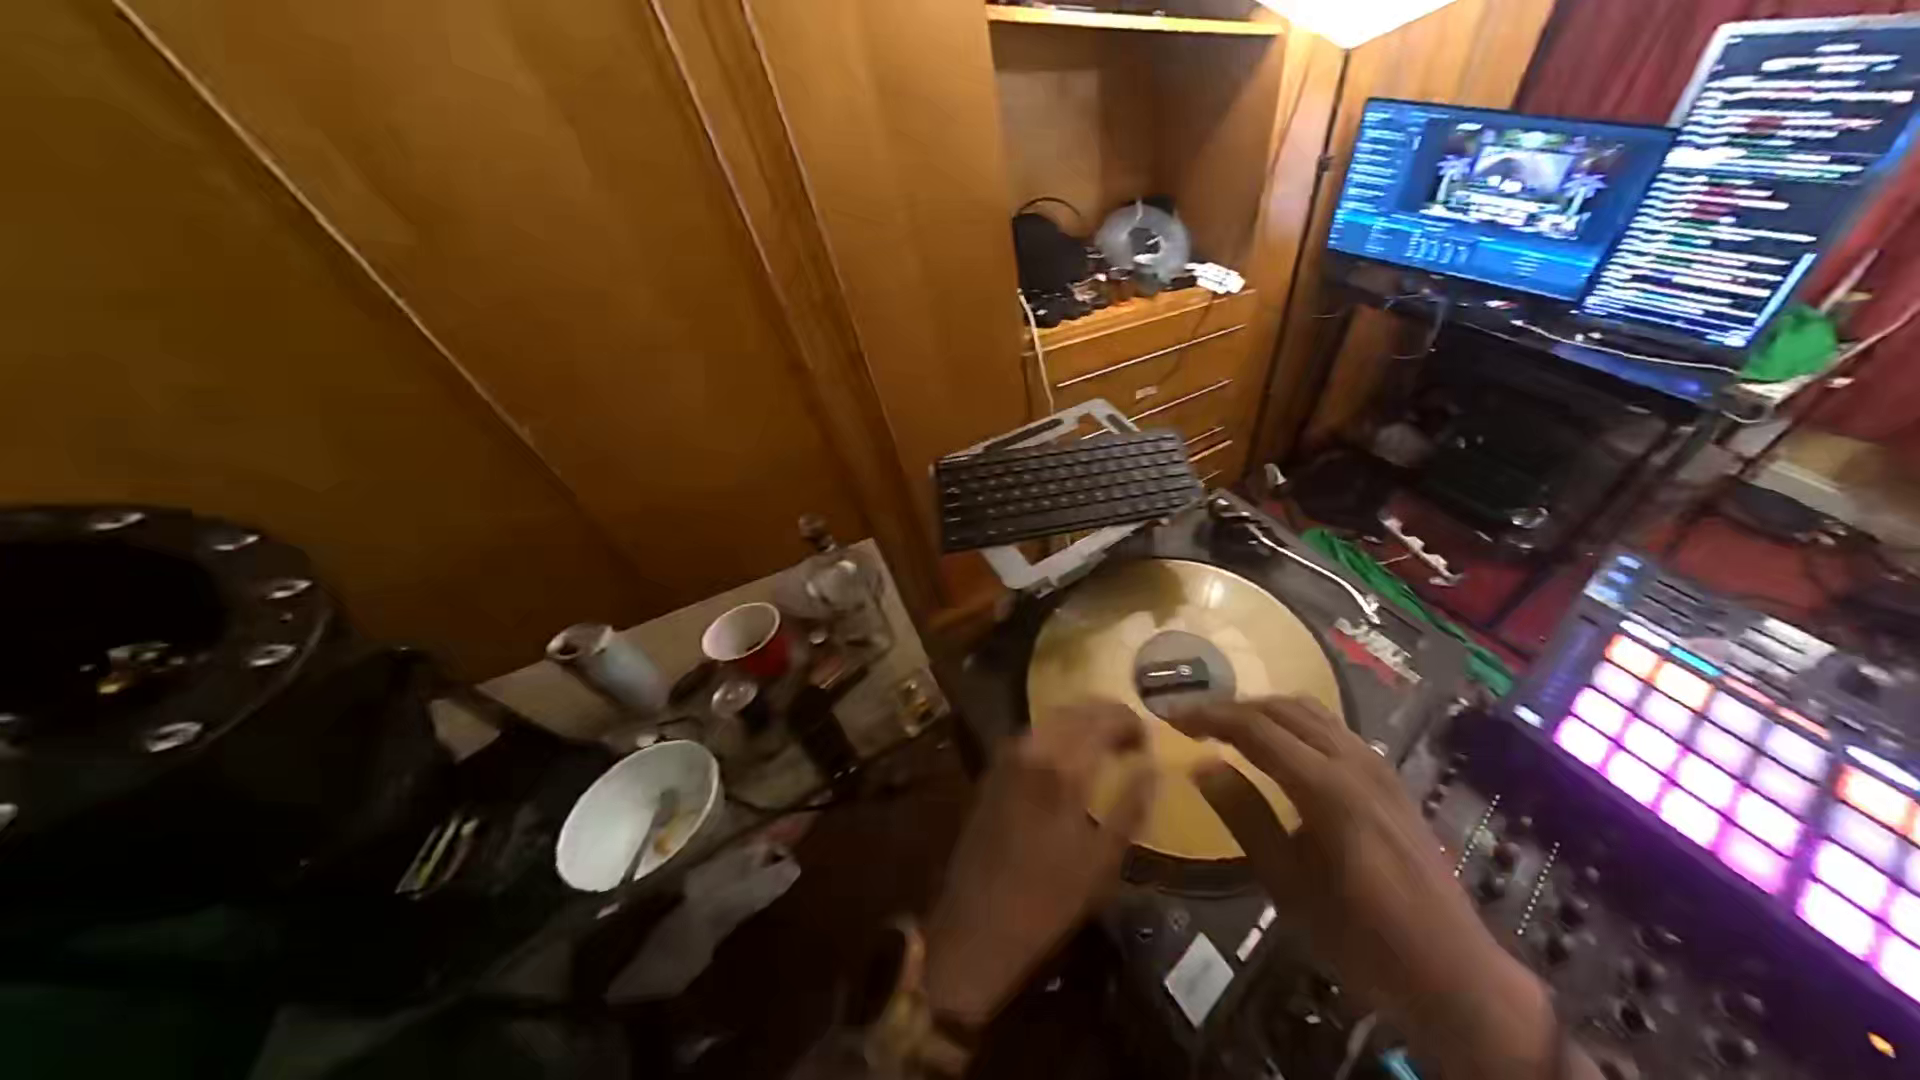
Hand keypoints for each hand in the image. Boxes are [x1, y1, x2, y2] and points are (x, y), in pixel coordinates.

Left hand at [921, 702, 1154, 1026]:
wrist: (978, 922)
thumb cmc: (1048, 899)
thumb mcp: (1103, 861)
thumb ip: (1131, 807)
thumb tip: (1154, 769)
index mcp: (1061, 768)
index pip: (1103, 720)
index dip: (1130, 722)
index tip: (1149, 738)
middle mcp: (1030, 749)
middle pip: (1075, 712)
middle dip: (1107, 715)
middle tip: (1132, 736)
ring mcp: (1006, 758)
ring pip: (1051, 720)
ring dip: (1081, 722)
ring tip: (1107, 743)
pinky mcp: (992, 771)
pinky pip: (1031, 736)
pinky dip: (1056, 734)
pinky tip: (1071, 755)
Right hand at [1170, 698, 1584, 1079]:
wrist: (1454, 972)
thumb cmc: (1359, 937)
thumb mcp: (1287, 885)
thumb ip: (1244, 817)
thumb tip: (1201, 765)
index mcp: (1327, 789)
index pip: (1255, 728)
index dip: (1208, 717)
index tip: (1171, 718)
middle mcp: (1355, 762)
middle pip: (1281, 708)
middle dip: (1230, 707)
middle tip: (1191, 720)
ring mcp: (1378, 766)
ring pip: (1309, 711)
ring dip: (1261, 710)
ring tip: (1224, 726)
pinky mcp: (1388, 778)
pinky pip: (1331, 728)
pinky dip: (1291, 722)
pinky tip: (1276, 745)